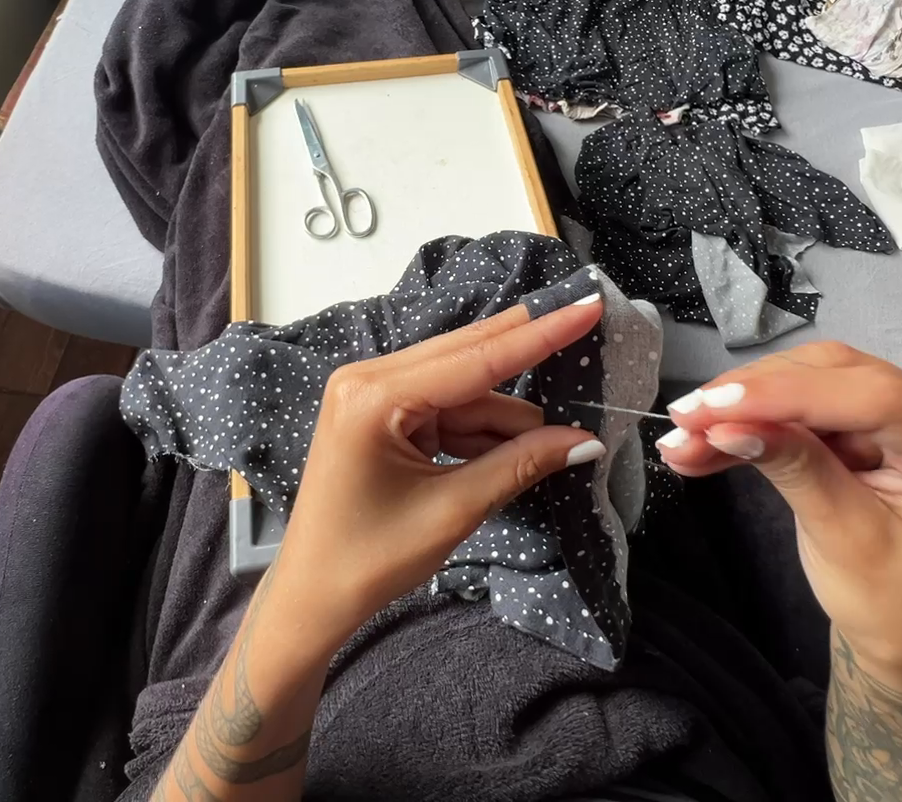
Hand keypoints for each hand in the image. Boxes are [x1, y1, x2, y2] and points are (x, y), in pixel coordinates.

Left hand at [266, 297, 606, 651]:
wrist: (312, 596)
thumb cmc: (369, 560)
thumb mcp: (452, 511)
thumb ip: (519, 465)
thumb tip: (585, 440)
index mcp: (375, 395)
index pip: (475, 358)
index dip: (539, 334)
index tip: (586, 305)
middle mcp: (370, 378)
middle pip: (469, 357)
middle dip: (529, 351)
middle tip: (590, 320)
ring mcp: (374, 392)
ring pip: (465, 388)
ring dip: (509, 415)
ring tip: (559, 442)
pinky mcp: (384, 412)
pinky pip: (449, 408)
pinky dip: (484, 429)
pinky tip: (522, 446)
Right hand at [657, 341, 901, 693]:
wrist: (900, 637)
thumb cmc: (892, 605)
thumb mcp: (845, 541)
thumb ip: (795, 470)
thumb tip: (726, 424)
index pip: (875, 398)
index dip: (788, 394)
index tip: (713, 406)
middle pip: (835, 376)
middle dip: (754, 395)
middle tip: (685, 418)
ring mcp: (900, 415)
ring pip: (807, 382)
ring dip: (740, 407)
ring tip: (681, 434)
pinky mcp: (863, 423)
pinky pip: (797, 407)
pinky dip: (748, 424)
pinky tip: (700, 441)